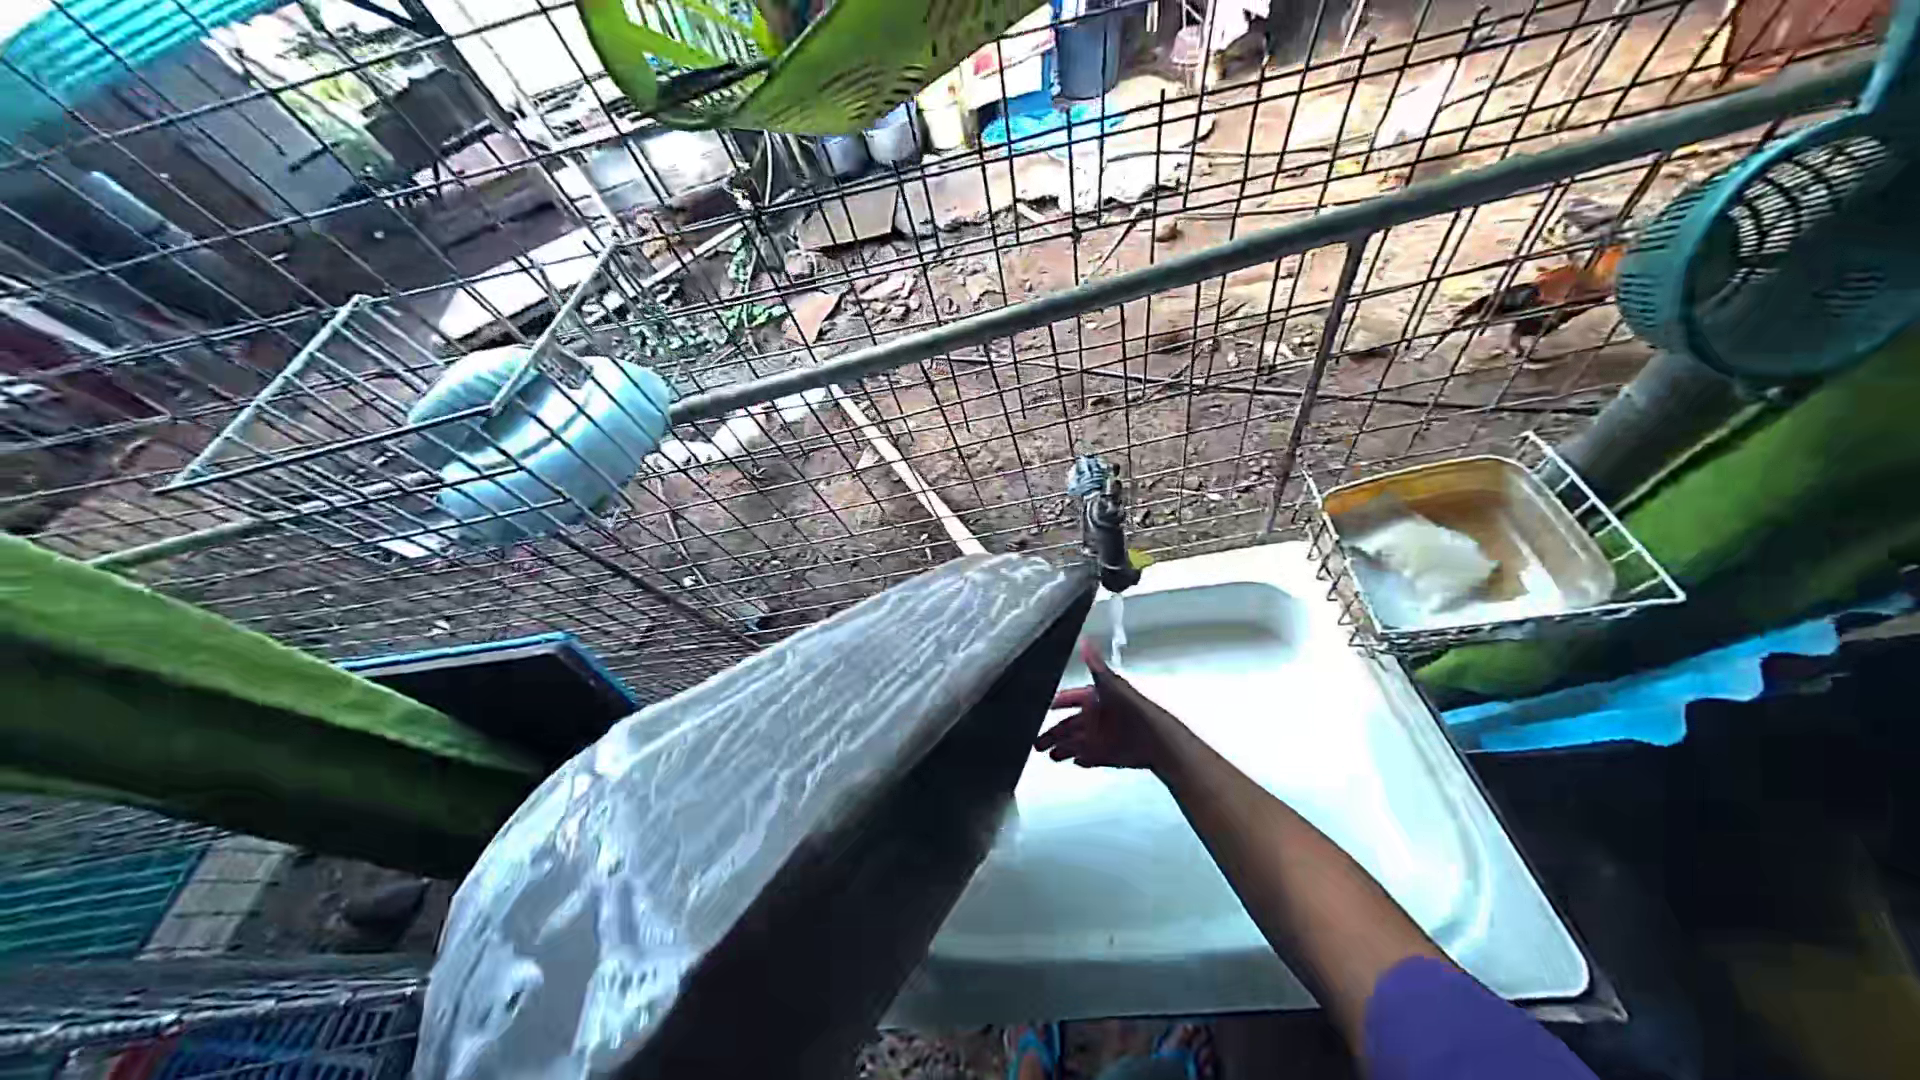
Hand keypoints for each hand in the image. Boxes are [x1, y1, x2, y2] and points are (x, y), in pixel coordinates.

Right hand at [1036, 641, 1178, 770]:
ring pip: (1077, 742)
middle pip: (1071, 724)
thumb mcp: (1110, 684)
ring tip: (1049, 754)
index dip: (1060, 701)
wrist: (1157, 742)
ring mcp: (1105, 738)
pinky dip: (1082, 759)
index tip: (1048, 705)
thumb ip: (1096, 665)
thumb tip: (1085, 642)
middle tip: (1037, 739)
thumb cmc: (1136, 711)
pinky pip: (1092, 757)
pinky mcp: (1111, 755)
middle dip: (1054, 731)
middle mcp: (1100, 717)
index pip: (1074, 698)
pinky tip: (1074, 761)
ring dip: (1063, 747)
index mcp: (1098, 698)